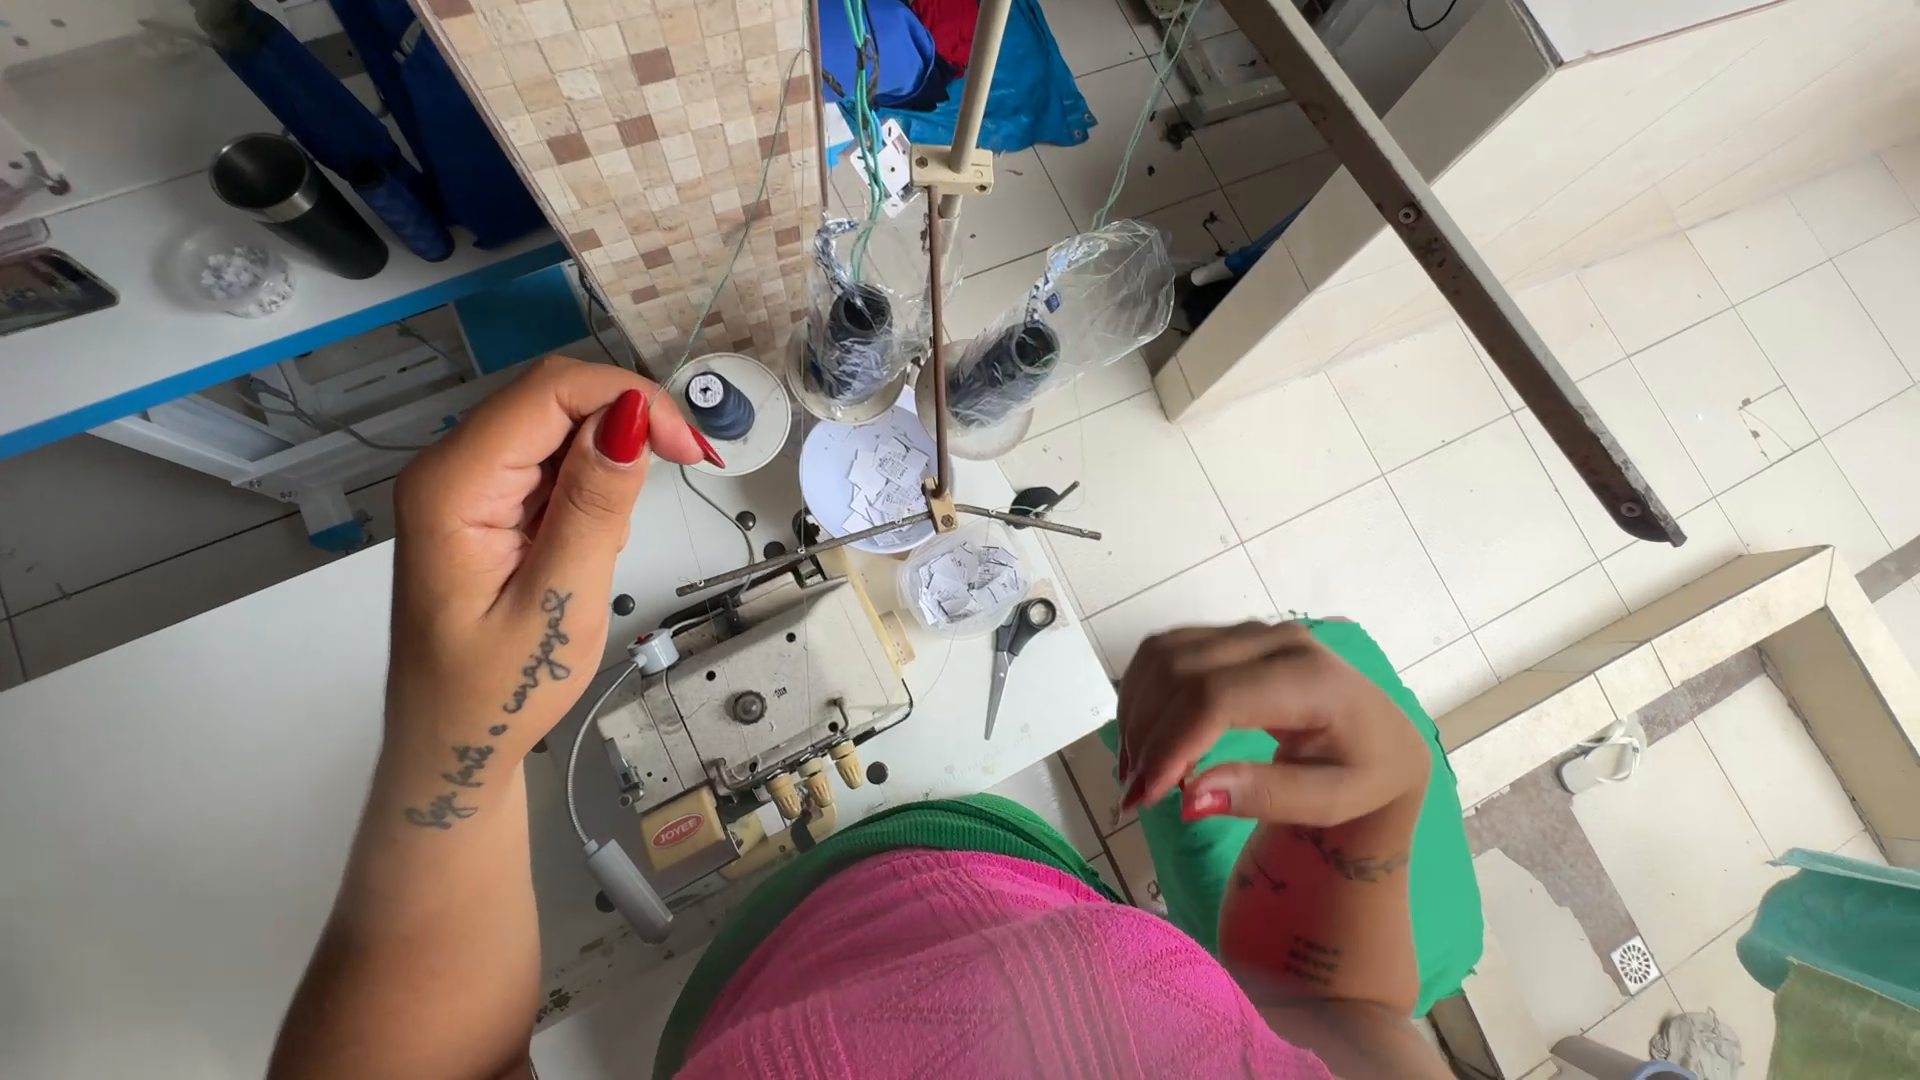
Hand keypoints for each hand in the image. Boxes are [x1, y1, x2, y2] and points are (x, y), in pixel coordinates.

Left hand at [384, 356, 701, 793]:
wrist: (454, 738)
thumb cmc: (501, 688)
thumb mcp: (561, 602)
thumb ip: (594, 507)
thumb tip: (631, 420)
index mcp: (453, 487)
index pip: (548, 392)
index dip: (629, 399)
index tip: (689, 448)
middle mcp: (453, 469)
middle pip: (554, 397)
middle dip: (631, 418)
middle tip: (689, 465)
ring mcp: (471, 484)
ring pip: (561, 425)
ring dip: (616, 455)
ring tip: (621, 533)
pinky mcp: (492, 503)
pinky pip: (556, 462)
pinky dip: (598, 482)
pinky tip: (599, 536)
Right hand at [1116, 621, 1429, 827]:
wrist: (1380, 739)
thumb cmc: (1364, 777)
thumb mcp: (1331, 804)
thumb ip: (1266, 797)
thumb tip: (1189, 796)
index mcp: (1311, 679)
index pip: (1216, 697)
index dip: (1171, 743)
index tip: (1148, 794)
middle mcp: (1276, 640)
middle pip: (1179, 672)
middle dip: (1145, 733)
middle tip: (1136, 791)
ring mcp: (1249, 630)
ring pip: (1162, 655)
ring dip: (1136, 711)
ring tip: (1137, 767)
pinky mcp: (1228, 633)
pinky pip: (1163, 650)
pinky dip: (1142, 692)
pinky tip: (1145, 734)